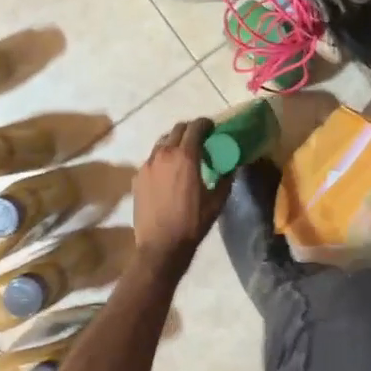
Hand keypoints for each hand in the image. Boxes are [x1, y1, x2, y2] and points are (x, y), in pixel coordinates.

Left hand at [131, 118, 231, 270]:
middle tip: (200, 140)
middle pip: (177, 129)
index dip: (206, 124)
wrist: (160, 246)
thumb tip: (232, 167)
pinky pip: (152, 159)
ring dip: (174, 142)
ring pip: (162, 142)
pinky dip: (162, 158)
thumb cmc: (192, 223)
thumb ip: (226, 179)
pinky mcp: (138, 177)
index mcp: (186, 156)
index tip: (212, 128)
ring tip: (183, 155)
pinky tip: (168, 173)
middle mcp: (164, 154)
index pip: (196, 127)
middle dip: (190, 130)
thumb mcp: (217, 201)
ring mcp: (147, 164)